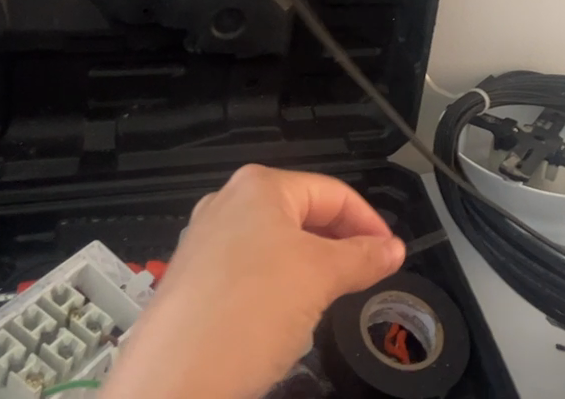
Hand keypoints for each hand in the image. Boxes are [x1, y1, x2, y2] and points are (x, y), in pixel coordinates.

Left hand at [102, 165, 405, 398]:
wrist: (172, 384)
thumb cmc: (247, 312)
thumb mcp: (321, 278)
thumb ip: (363, 257)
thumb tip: (392, 249)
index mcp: (259, 186)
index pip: (332, 193)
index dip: (369, 223)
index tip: (391, 253)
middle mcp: (227, 204)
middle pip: (303, 216)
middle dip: (338, 245)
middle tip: (366, 276)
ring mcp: (205, 242)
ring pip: (276, 246)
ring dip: (309, 268)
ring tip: (326, 300)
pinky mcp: (192, 281)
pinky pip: (249, 272)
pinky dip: (276, 288)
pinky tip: (282, 320)